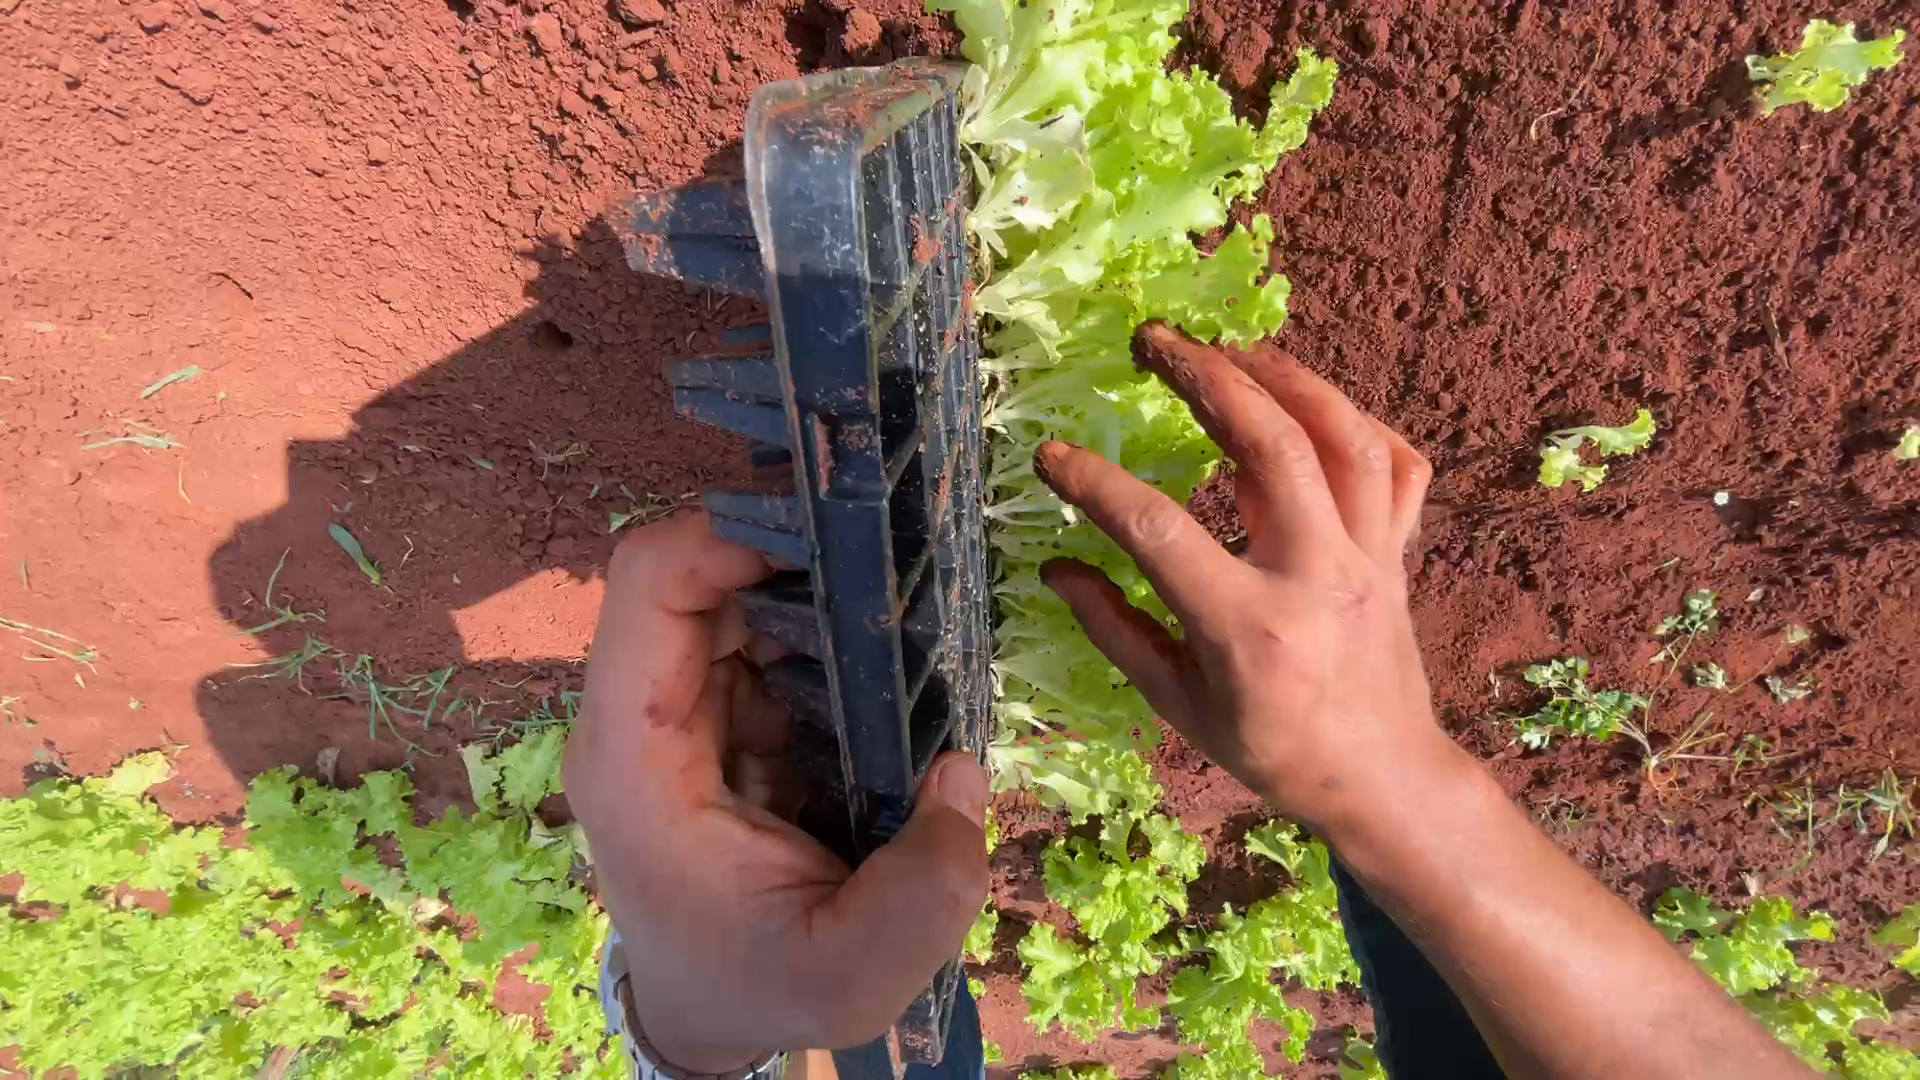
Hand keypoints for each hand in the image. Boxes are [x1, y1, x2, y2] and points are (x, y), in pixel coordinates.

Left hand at [563, 512, 989, 1070]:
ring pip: (745, 591)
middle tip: (884, 554)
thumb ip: (922, 892)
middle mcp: (651, 709)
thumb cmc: (761, 986)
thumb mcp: (850, 974)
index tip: (826, 542)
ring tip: (898, 595)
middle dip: (793, 547)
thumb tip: (959, 771)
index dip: (729, 536)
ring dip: (819, 582)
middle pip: (701, 571)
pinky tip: (889, 643)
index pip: (651, 586)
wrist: (721, 1007)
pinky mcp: (739, 708)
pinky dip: (834, 622)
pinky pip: (780, 630)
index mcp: (637, 754)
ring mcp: (696, 703)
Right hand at [1035, 322, 1446, 835]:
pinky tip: (1310, 404)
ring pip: (1342, 436)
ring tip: (1229, 349)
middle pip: (1269, 445)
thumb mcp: (1176, 703)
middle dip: (1205, 376)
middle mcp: (1315, 575)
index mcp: (1246, 626)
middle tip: (1155, 341)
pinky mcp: (1399, 552)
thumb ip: (1113, 629)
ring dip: (1283, 376)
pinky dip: (1355, 420)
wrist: (1383, 778)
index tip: (1050, 455)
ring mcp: (1370, 557)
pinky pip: (1396, 464)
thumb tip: (1058, 569)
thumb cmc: (1268, 748)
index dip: (1095, 486)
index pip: (1157, 531)